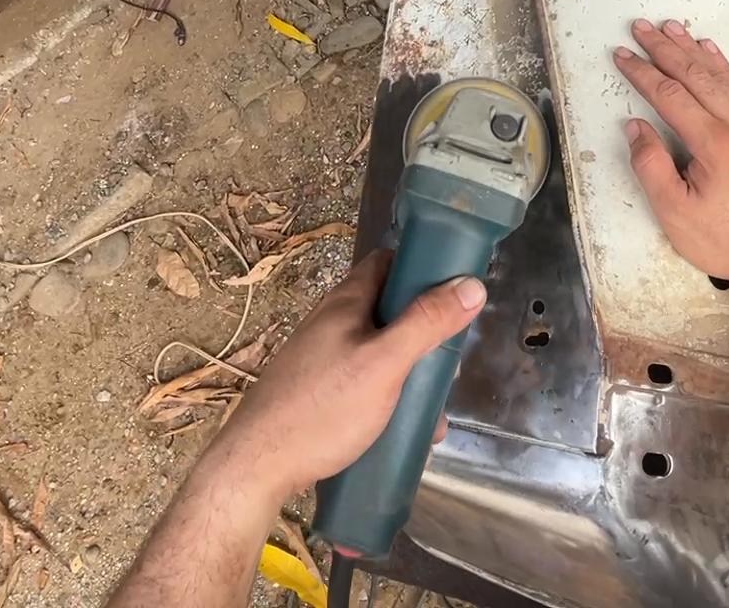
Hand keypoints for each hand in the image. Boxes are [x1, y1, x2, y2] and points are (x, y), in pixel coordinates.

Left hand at [206, 250, 484, 501]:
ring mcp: (322, 356)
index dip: (420, 265)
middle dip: (424, 331)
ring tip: (432, 411)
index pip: (387, 261)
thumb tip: (472, 284)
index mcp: (347, 301)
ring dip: (409, 371)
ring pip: (379, 350)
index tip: (454, 287)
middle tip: (448, 362)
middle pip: (388, 308)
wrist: (256, 468)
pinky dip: (388, 395)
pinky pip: (364, 379)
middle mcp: (333, 321)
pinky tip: (400, 429)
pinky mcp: (318, 390)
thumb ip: (427, 323)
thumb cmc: (323, 408)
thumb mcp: (385, 363)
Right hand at [613, 18, 728, 285]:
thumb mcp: (675, 213)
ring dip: (692, 49)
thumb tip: (635, 127)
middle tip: (641, 26)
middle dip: (664, 48)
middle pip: (695, 75)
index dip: (642, 73)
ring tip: (672, 26)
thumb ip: (651, 166)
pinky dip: (721, 66)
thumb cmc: (727, 240)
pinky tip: (712, 52)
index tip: (622, 55)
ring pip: (718, 76)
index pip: (670, 95)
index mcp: (713, 142)